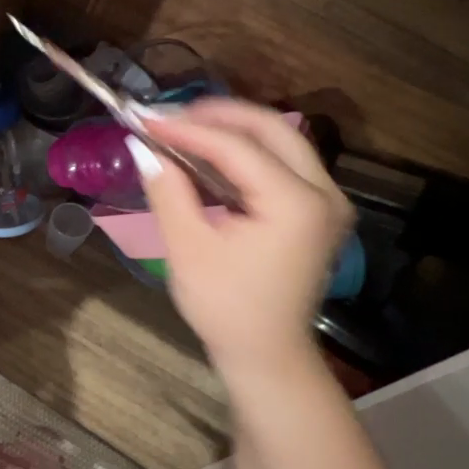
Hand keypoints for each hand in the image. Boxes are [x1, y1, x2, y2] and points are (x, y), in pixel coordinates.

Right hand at [126, 99, 352, 374]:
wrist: (266, 353)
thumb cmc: (224, 305)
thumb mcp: (188, 247)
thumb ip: (168, 190)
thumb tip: (142, 147)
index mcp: (295, 202)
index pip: (237, 146)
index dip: (187, 128)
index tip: (145, 119)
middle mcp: (322, 192)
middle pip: (271, 129)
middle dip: (217, 116)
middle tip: (169, 115)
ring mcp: (326, 200)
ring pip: (281, 142)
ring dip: (233, 131)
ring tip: (184, 129)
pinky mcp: (317, 211)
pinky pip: (283, 164)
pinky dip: (246, 152)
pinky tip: (210, 155)